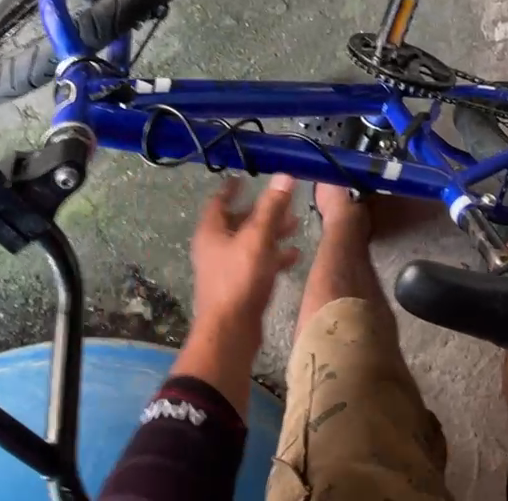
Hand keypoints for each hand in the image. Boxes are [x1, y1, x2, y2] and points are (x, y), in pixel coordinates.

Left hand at [174, 174, 300, 412]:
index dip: (233, 187)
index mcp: (211, 232)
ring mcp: (225, 268)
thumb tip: (284, 175)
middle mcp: (214, 247)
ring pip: (250, 242)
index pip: (219, 200)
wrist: (230, 333)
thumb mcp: (258, 238)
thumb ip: (271, 207)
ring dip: (271, 232)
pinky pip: (256, 263)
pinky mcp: (238, 286)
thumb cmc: (239, 279)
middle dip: (262, 211)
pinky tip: (293, 256)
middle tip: (284, 202)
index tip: (247, 177)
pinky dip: (273, 256)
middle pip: (238, 221)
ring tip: (296, 225)